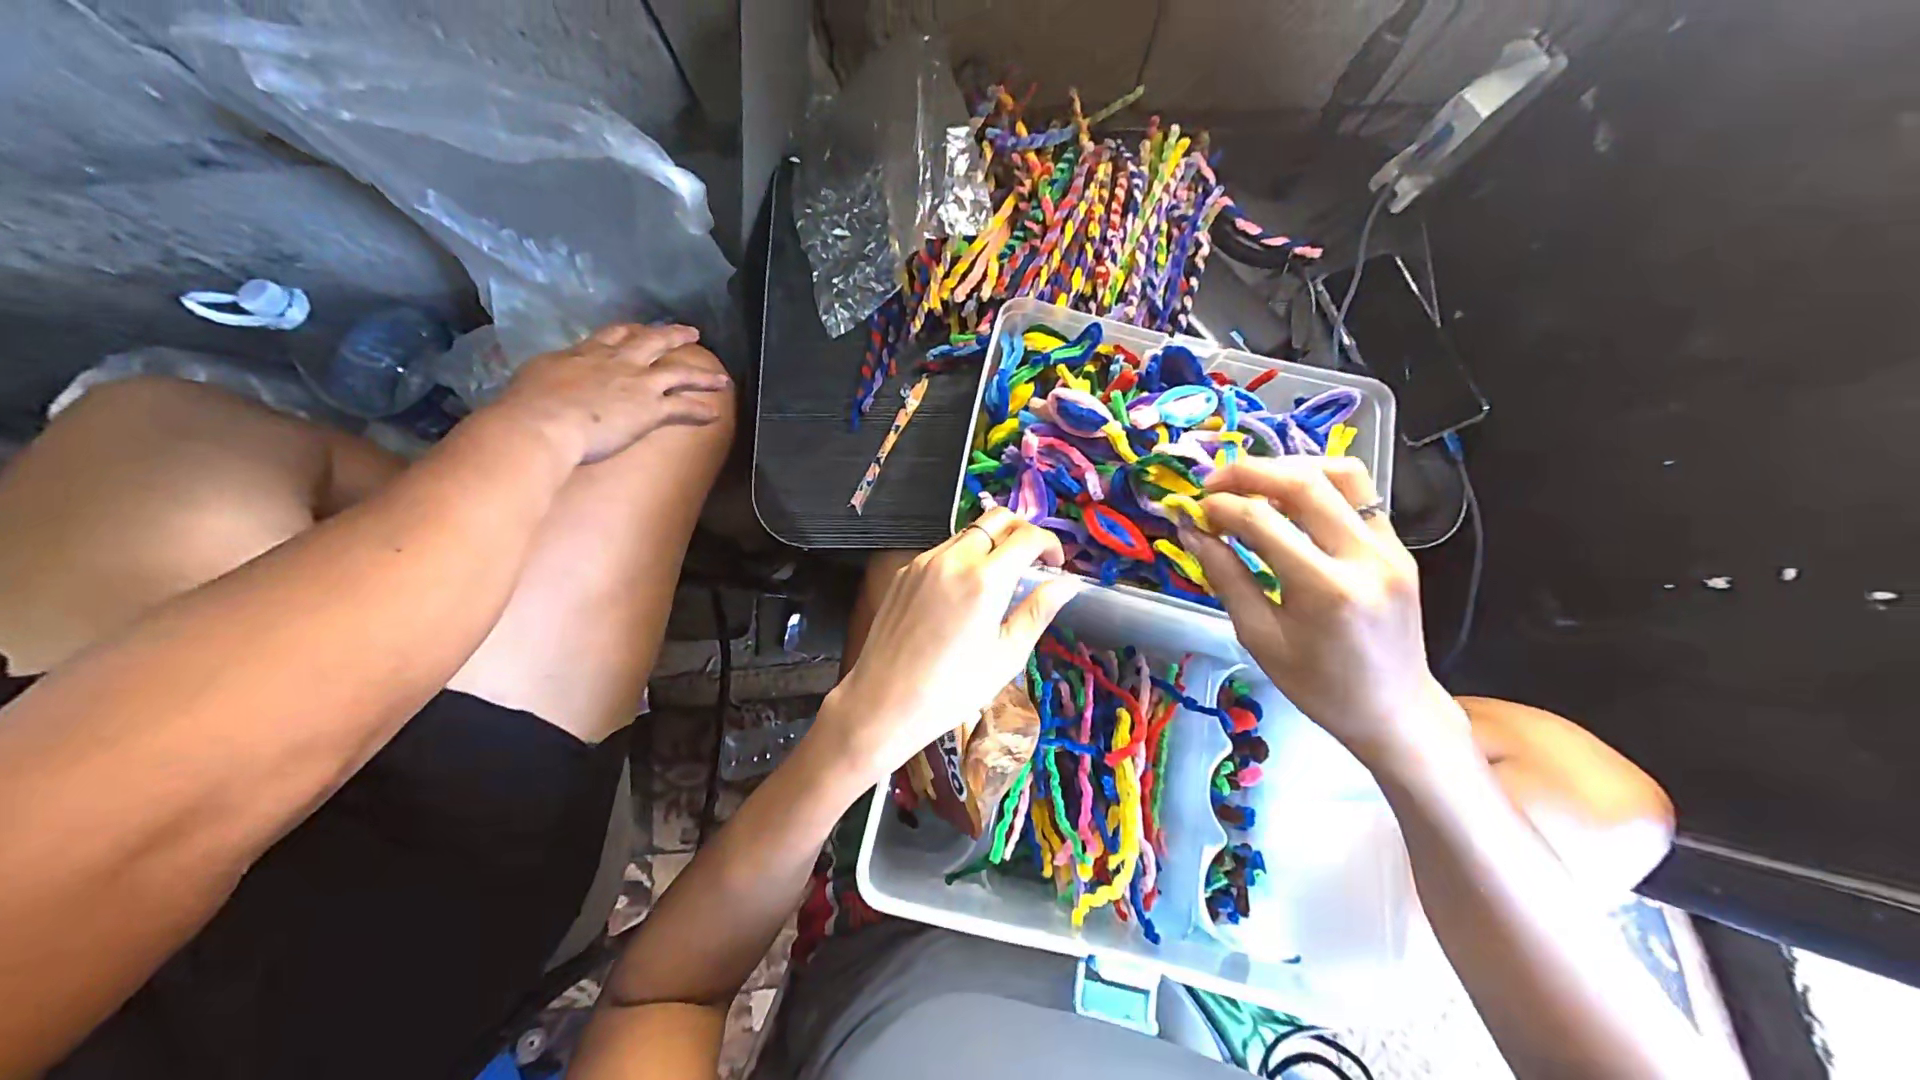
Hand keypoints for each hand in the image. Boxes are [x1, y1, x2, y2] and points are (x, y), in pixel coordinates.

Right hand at [492, 323, 731, 464]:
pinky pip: (685, 408)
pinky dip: (702, 410)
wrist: (543, 423)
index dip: (629, 331)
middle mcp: (616, 362)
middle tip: (691, 333)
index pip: (612, 335)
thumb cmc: (528, 406)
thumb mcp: (534, 376)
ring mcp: (638, 383)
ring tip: (722, 379)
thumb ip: (550, 374)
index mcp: (586, 353)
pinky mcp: (651, 408)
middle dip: (672, 336)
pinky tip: (716, 414)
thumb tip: (549, 380)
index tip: (638, 328)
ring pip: (679, 373)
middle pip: (651, 342)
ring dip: (702, 376)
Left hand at [817, 509, 1082, 777]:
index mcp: (984, 580)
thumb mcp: (1006, 656)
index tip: (1054, 563)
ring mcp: (923, 563)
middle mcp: (952, 559)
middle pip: (996, 518)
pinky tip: (963, 594)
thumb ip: (1038, 612)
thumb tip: (1065, 585)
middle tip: (1031, 560)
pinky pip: (941, 551)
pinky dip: (962, 558)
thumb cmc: (951, 689)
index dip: (1049, 543)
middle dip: (1021, 531)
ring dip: (991, 544)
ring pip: (967, 533)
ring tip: (998, 581)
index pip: (1027, 536)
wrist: (882, 701)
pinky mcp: (903, 573)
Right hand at [1182, 457, 1464, 762]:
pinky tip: (1288, 499)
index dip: (1220, 507)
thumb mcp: (1259, 637)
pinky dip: (1318, 483)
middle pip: (1303, 483)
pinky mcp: (1398, 546)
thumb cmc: (1318, 686)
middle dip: (1248, 472)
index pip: (1263, 521)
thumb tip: (1191, 531)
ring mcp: (1390, 547)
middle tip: (1212, 482)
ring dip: (1288, 467)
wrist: (1393, 709)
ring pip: (1341, 474)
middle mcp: (1364, 558)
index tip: (1192, 510)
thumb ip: (1226, 577)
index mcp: (1325, 590)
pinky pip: (1359, 494)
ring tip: (1252, 483)